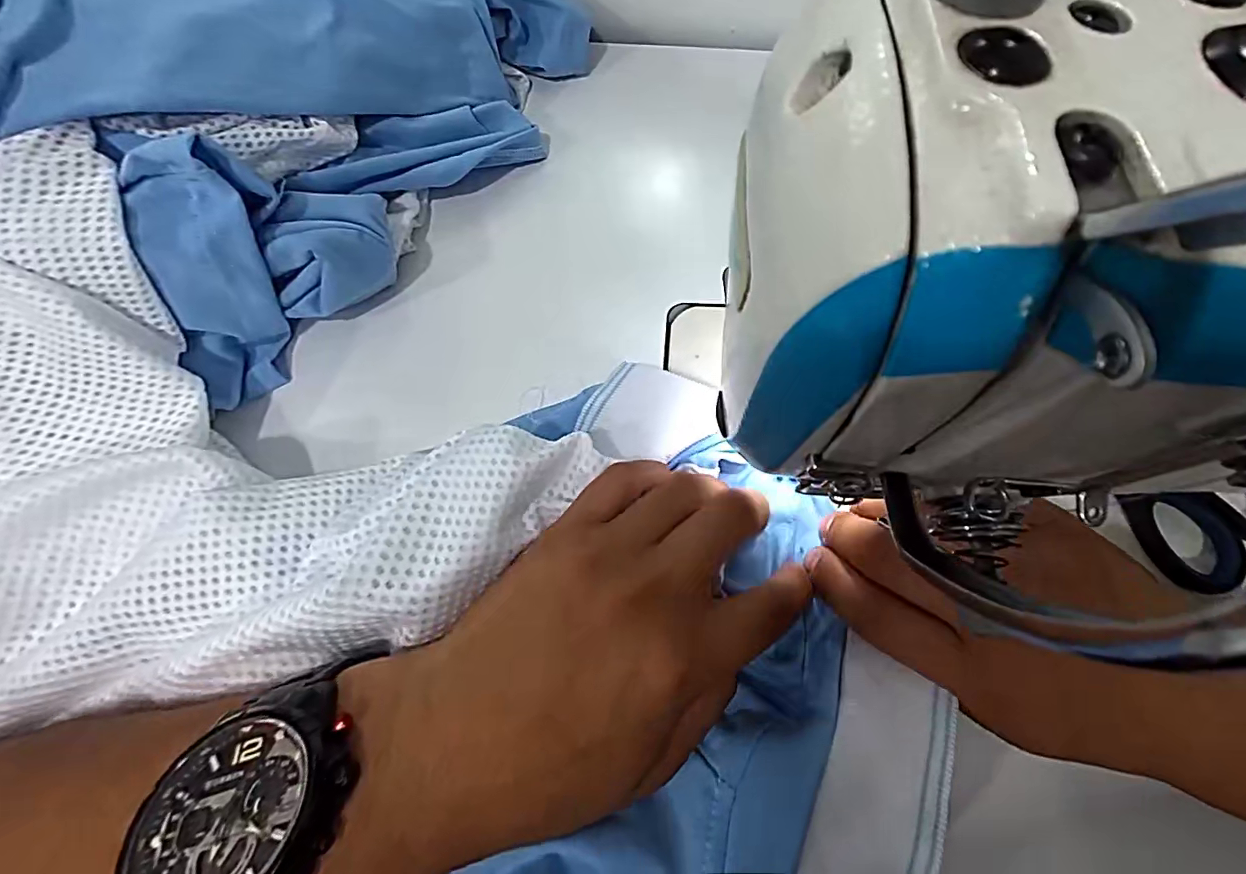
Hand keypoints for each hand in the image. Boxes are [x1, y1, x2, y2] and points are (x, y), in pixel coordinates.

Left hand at [330, 462, 812, 870]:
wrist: (448, 743)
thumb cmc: (554, 770)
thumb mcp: (654, 766)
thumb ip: (710, 698)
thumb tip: (733, 643)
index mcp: (687, 656)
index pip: (772, 603)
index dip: (796, 584)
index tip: (797, 575)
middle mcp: (659, 591)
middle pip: (733, 516)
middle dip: (756, 513)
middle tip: (749, 524)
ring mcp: (610, 552)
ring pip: (685, 486)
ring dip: (709, 491)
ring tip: (705, 506)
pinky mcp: (568, 532)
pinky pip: (624, 478)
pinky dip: (653, 476)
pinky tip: (657, 494)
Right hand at [806, 499, 1223, 772]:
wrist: (1167, 675)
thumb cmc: (1074, 708)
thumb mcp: (989, 706)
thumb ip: (925, 654)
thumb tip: (870, 600)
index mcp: (966, 664)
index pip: (874, 610)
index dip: (835, 583)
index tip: (815, 565)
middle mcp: (981, 600)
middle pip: (884, 555)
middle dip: (843, 538)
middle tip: (828, 530)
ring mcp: (1007, 550)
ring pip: (914, 520)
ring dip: (872, 512)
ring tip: (856, 513)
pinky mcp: (1033, 517)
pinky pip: (955, 500)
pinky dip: (919, 498)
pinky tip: (907, 499)